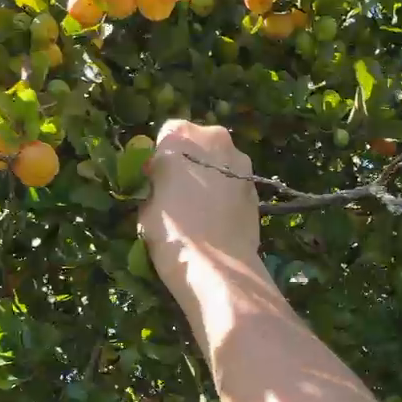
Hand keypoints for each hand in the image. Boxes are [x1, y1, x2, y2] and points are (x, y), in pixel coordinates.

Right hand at [138, 120, 261, 282]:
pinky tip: (219, 218)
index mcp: (181, 137)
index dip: (162, 158)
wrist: (219, 267)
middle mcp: (215, 138)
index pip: (167, 134)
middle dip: (190, 162)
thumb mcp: (146, 208)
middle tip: (180, 194)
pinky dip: (226, 193)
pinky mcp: (256, 186)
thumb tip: (161, 186)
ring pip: (220, 162)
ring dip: (211, 176)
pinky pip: (234, 182)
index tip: (158, 182)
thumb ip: (155, 186)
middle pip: (198, 142)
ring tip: (202, 209)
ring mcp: (241, 161)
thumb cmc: (172, 235)